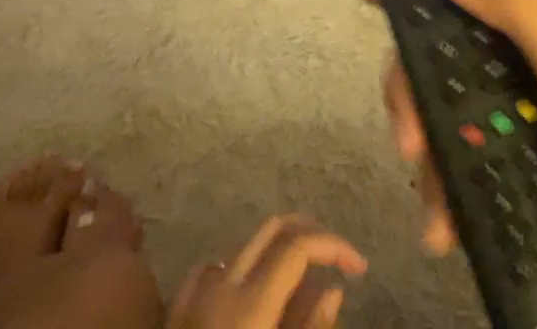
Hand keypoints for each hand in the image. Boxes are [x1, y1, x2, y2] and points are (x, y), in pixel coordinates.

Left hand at [167, 215, 367, 328]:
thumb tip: (331, 290)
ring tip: (303, 285)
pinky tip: (253, 289)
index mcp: (251, 302)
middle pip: (274, 228)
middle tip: (337, 260)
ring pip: (245, 244)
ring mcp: (195, 292)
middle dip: (311, 233)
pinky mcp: (177, 307)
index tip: (359, 269)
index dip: (335, 247)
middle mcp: (222, 284)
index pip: (300, 246)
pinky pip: (213, 267)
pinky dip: (242, 266)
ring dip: (279, 250)